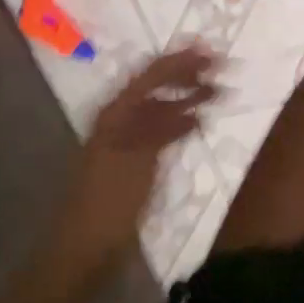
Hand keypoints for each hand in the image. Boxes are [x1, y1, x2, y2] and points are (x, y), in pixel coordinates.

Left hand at [53, 46, 221, 262]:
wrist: (83, 251)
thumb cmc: (109, 203)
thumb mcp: (137, 159)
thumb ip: (161, 128)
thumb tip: (190, 106)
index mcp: (115, 114)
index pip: (151, 74)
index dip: (180, 60)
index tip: (212, 51)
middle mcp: (119, 120)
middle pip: (155, 86)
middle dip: (186, 73)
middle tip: (220, 68)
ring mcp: (126, 140)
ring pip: (160, 106)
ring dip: (186, 96)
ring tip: (217, 92)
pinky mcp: (134, 159)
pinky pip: (161, 128)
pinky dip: (180, 120)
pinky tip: (198, 122)